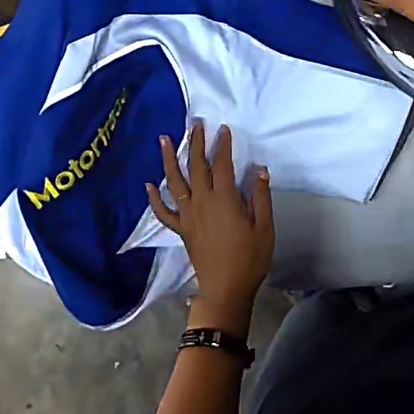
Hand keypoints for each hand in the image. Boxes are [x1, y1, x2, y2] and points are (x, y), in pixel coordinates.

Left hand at [146, 122, 273, 331]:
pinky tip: (148, 185)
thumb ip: (260, 196)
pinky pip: (164, 211)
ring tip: (164, 139)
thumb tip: (259, 170)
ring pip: (175, 181)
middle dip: (197, 143)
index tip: (223, 129)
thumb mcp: (265, 227)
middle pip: (197, 166)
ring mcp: (188, 214)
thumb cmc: (249, 258)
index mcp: (224, 198)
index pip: (223, 164)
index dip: (223, 145)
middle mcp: (202, 201)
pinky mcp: (181, 228)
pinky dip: (154, 198)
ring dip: (169, 159)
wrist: (226, 289)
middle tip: (196, 124)